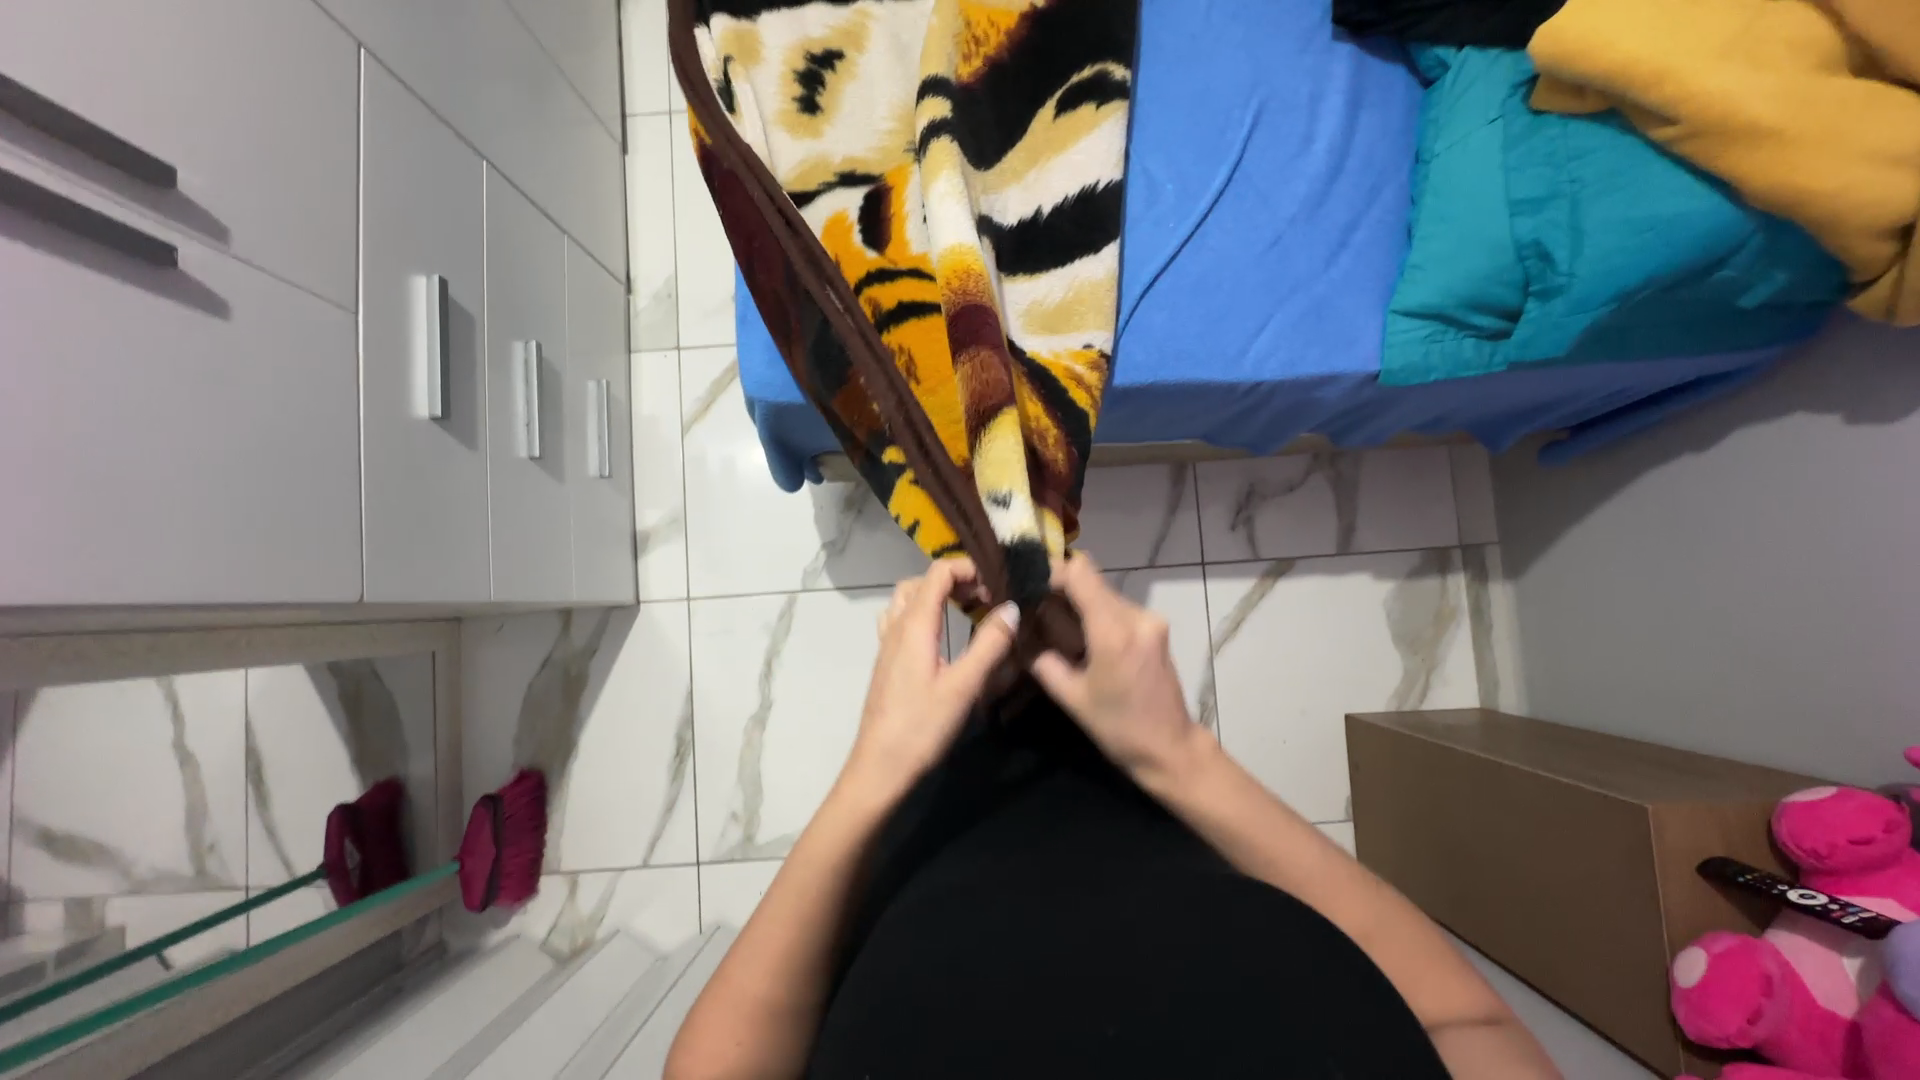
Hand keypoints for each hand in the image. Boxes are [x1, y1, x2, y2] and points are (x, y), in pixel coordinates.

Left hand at [841, 558, 1018, 803]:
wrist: (880, 767)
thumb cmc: (922, 727)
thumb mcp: (964, 686)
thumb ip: (989, 644)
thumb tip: (1012, 607)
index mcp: (914, 625)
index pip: (938, 573)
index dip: (969, 569)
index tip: (998, 586)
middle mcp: (896, 627)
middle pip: (921, 582)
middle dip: (954, 579)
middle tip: (986, 596)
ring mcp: (887, 645)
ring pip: (906, 600)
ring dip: (935, 594)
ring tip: (965, 608)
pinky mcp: (886, 663)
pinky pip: (901, 621)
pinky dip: (923, 613)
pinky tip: (941, 636)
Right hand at [1030, 553, 1204, 779]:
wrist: (1170, 748)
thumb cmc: (1118, 728)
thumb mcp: (1070, 697)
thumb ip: (1041, 659)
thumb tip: (1018, 631)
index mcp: (1114, 633)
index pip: (1079, 574)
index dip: (1051, 572)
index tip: (1028, 587)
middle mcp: (1137, 616)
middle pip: (1091, 580)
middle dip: (1059, 591)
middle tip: (1034, 611)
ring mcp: (1150, 620)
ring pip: (1103, 592)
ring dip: (1077, 603)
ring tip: (1054, 628)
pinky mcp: (1155, 627)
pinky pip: (1116, 607)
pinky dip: (1095, 614)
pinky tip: (1080, 637)